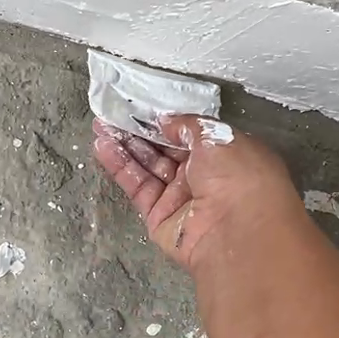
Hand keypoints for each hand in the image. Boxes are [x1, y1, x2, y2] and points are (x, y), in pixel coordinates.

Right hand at [90, 115, 298, 272]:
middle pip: (165, 149)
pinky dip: (119, 166)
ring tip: (100, 125)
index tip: (142, 106)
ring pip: (148, 166)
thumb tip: (165, 121)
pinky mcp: (158, 215)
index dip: (166, 120)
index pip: (190, 134)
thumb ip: (187, 125)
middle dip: (140, 131)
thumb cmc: (238, 177)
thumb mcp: (217, 137)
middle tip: (113, 112)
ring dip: (124, 145)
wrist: (236, 232)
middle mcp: (202, 175)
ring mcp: (179, 196)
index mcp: (224, 154)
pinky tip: (102, 146)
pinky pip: (137, 186)